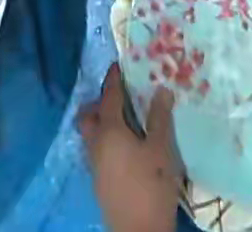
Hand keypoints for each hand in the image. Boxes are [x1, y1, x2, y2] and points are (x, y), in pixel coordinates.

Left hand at [79, 63, 182, 231]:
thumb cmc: (151, 187)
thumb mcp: (161, 150)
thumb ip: (159, 118)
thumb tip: (161, 89)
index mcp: (109, 130)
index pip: (108, 96)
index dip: (114, 79)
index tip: (119, 65)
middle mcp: (96, 143)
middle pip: (90, 114)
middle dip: (101, 102)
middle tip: (122, 96)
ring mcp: (95, 164)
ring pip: (92, 133)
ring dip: (103, 122)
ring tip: (127, 120)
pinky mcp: (99, 181)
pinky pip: (97, 149)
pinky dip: (107, 139)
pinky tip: (127, 146)